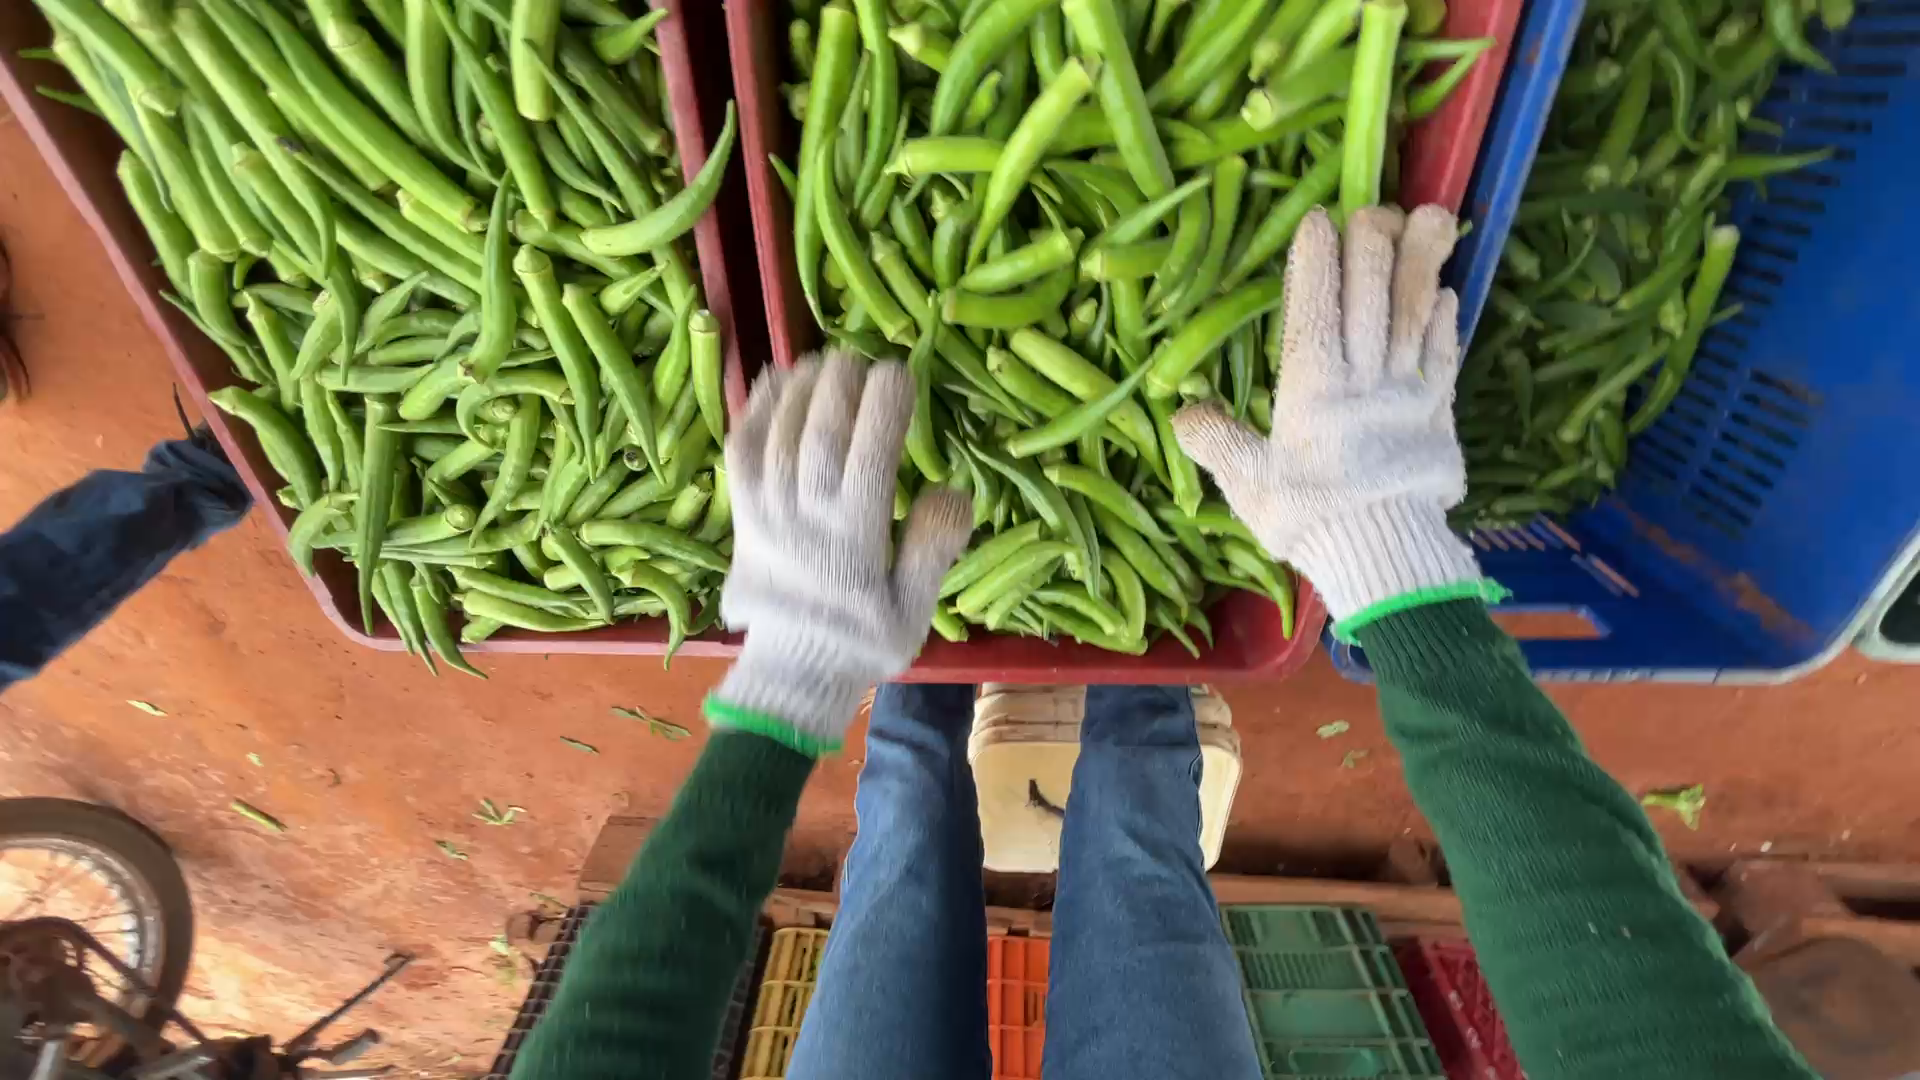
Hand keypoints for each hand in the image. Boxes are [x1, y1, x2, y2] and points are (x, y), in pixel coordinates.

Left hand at [712, 352, 971, 752]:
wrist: (791, 671)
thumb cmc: (861, 640)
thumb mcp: (915, 611)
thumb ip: (934, 549)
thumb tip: (951, 489)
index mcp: (853, 538)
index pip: (870, 455)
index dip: (886, 405)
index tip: (901, 373)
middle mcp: (805, 515)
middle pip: (822, 433)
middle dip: (845, 384)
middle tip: (865, 356)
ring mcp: (765, 511)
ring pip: (781, 433)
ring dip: (805, 387)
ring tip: (828, 359)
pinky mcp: (740, 512)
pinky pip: (741, 450)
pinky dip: (758, 410)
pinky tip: (776, 381)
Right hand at [1173, 205, 1496, 630]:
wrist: (1383, 555)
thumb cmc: (1307, 516)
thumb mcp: (1247, 484)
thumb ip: (1216, 442)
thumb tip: (1183, 413)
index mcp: (1312, 392)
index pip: (1314, 314)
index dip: (1317, 264)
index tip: (1321, 218)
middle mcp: (1363, 381)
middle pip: (1371, 300)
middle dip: (1373, 247)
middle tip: (1376, 205)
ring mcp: (1408, 394)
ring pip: (1414, 316)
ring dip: (1423, 263)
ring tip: (1434, 215)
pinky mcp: (1438, 414)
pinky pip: (1444, 356)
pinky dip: (1444, 321)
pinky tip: (1446, 293)